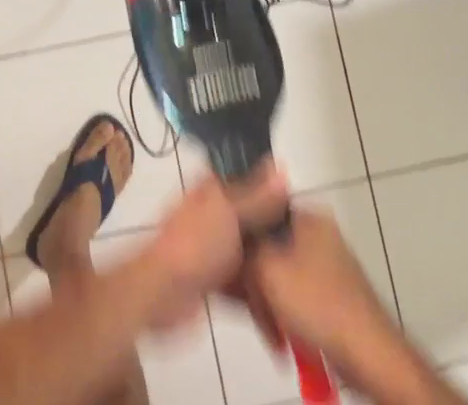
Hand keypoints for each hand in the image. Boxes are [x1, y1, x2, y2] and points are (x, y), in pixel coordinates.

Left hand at [130, 167, 289, 328]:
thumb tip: (279, 168)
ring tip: (302, 269)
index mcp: (210, 193)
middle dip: (274, 228)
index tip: (294, 192)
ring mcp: (212, 250)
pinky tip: (282, 300)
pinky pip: (243, 282)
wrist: (160, 293)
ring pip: (248, 251)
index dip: (265, 181)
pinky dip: (259, 291)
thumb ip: (256, 196)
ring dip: (269, 262)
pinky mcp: (214, 281)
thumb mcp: (228, 212)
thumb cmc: (193, 245)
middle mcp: (211, 217)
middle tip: (307, 237)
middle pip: (249, 217)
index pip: (240, 177)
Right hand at [229, 209, 399, 363]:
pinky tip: (276, 333)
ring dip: (264, 301)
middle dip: (251, 280)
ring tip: (266, 328)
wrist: (369, 356)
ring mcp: (325, 263)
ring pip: (276, 274)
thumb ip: (242, 247)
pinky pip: (291, 292)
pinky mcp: (328, 291)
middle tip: (244, 305)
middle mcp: (317, 234)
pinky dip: (280, 310)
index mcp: (308, 218)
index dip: (235, 240)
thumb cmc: (319, 306)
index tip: (223, 266)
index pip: (256, 214)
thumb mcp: (268, 269)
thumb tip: (225, 235)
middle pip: (265, 248)